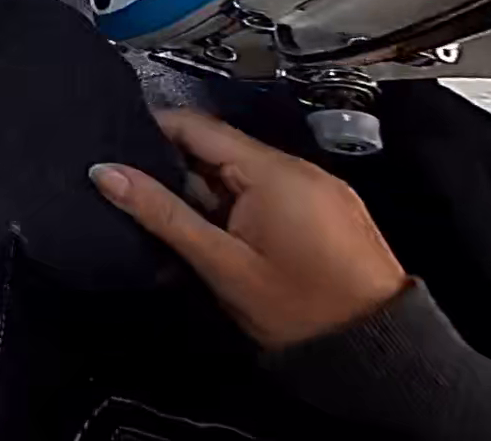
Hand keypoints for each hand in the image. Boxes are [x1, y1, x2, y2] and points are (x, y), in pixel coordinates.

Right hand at [90, 109, 406, 348]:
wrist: (385, 364)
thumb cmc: (298, 310)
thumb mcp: (221, 264)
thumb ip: (162, 212)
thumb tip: (105, 172)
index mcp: (271, 170)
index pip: (198, 125)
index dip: (156, 129)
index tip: (122, 144)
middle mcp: (296, 166)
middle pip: (219, 146)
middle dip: (179, 164)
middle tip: (141, 187)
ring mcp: (315, 185)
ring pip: (240, 169)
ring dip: (206, 186)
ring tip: (174, 212)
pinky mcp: (326, 206)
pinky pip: (265, 187)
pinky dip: (235, 199)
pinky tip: (218, 227)